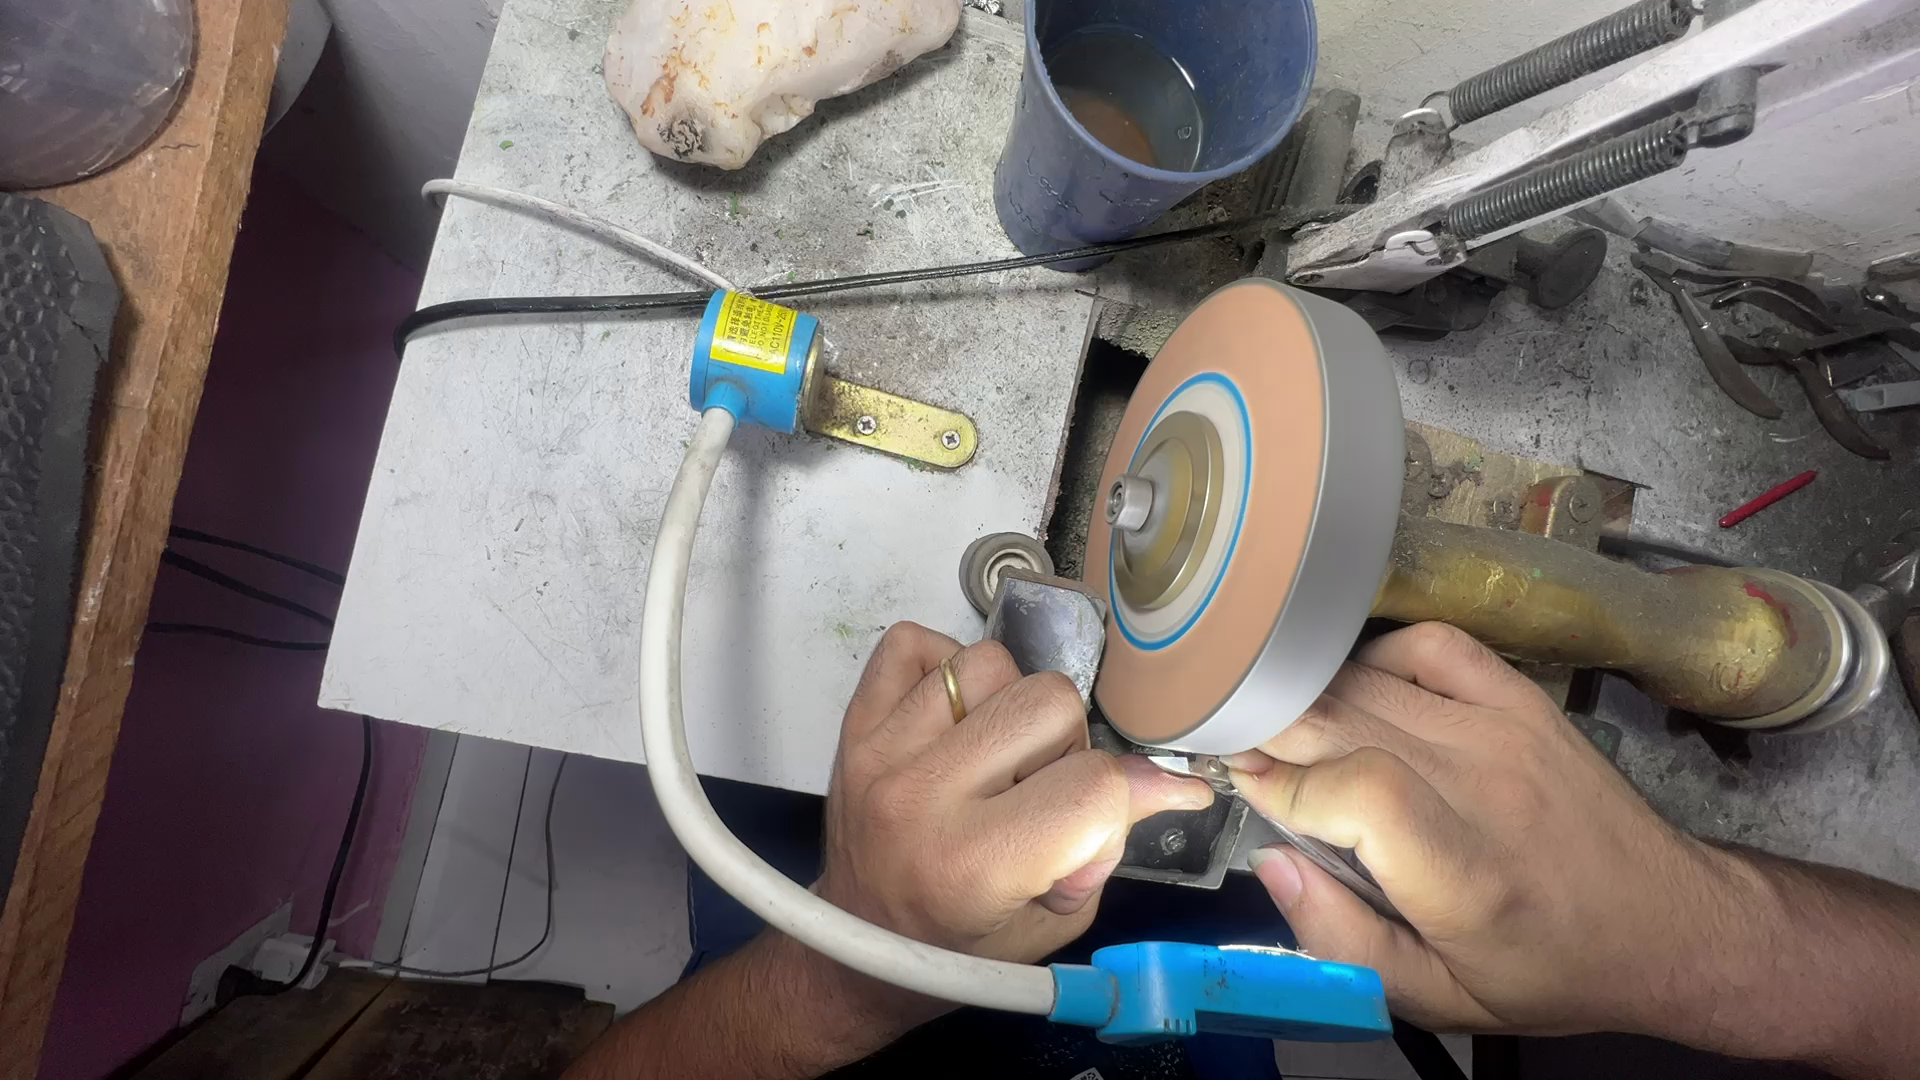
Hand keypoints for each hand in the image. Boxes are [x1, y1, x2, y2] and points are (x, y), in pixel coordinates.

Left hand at [815, 622, 1212, 995]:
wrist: (858, 946)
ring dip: (1008, 702)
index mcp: (972, 865)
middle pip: (1048, 699)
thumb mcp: (1054, 915)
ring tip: (992, 753)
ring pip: (989, 661)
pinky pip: (912, 642)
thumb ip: (1111, 839)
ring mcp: (878, 749)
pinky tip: (951, 716)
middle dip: (1065, 743)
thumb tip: (1172, 780)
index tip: (1092, 826)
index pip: (1092, 786)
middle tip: (1038, 787)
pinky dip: (942, 665)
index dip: (1117, 799)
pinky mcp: (853, 719)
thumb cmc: (963, 944)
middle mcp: (919, 796)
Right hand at [1229, 622, 1742, 1038]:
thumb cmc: (1545, 966)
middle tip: (1242, 749)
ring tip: (1286, 726)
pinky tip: (1359, 691)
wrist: (1676, 928)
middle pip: (1340, 721)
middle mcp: (1484, 786)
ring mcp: (1503, 729)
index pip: (1353, 790)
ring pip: (1364, 681)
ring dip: (1304, 699)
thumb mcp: (1440, 998)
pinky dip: (1373, 657)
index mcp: (1467, 874)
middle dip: (1269, 731)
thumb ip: (1340, 942)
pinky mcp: (1518, 698)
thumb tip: (1270, 860)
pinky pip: (1425, 644)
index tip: (1251, 787)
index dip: (1282, 784)